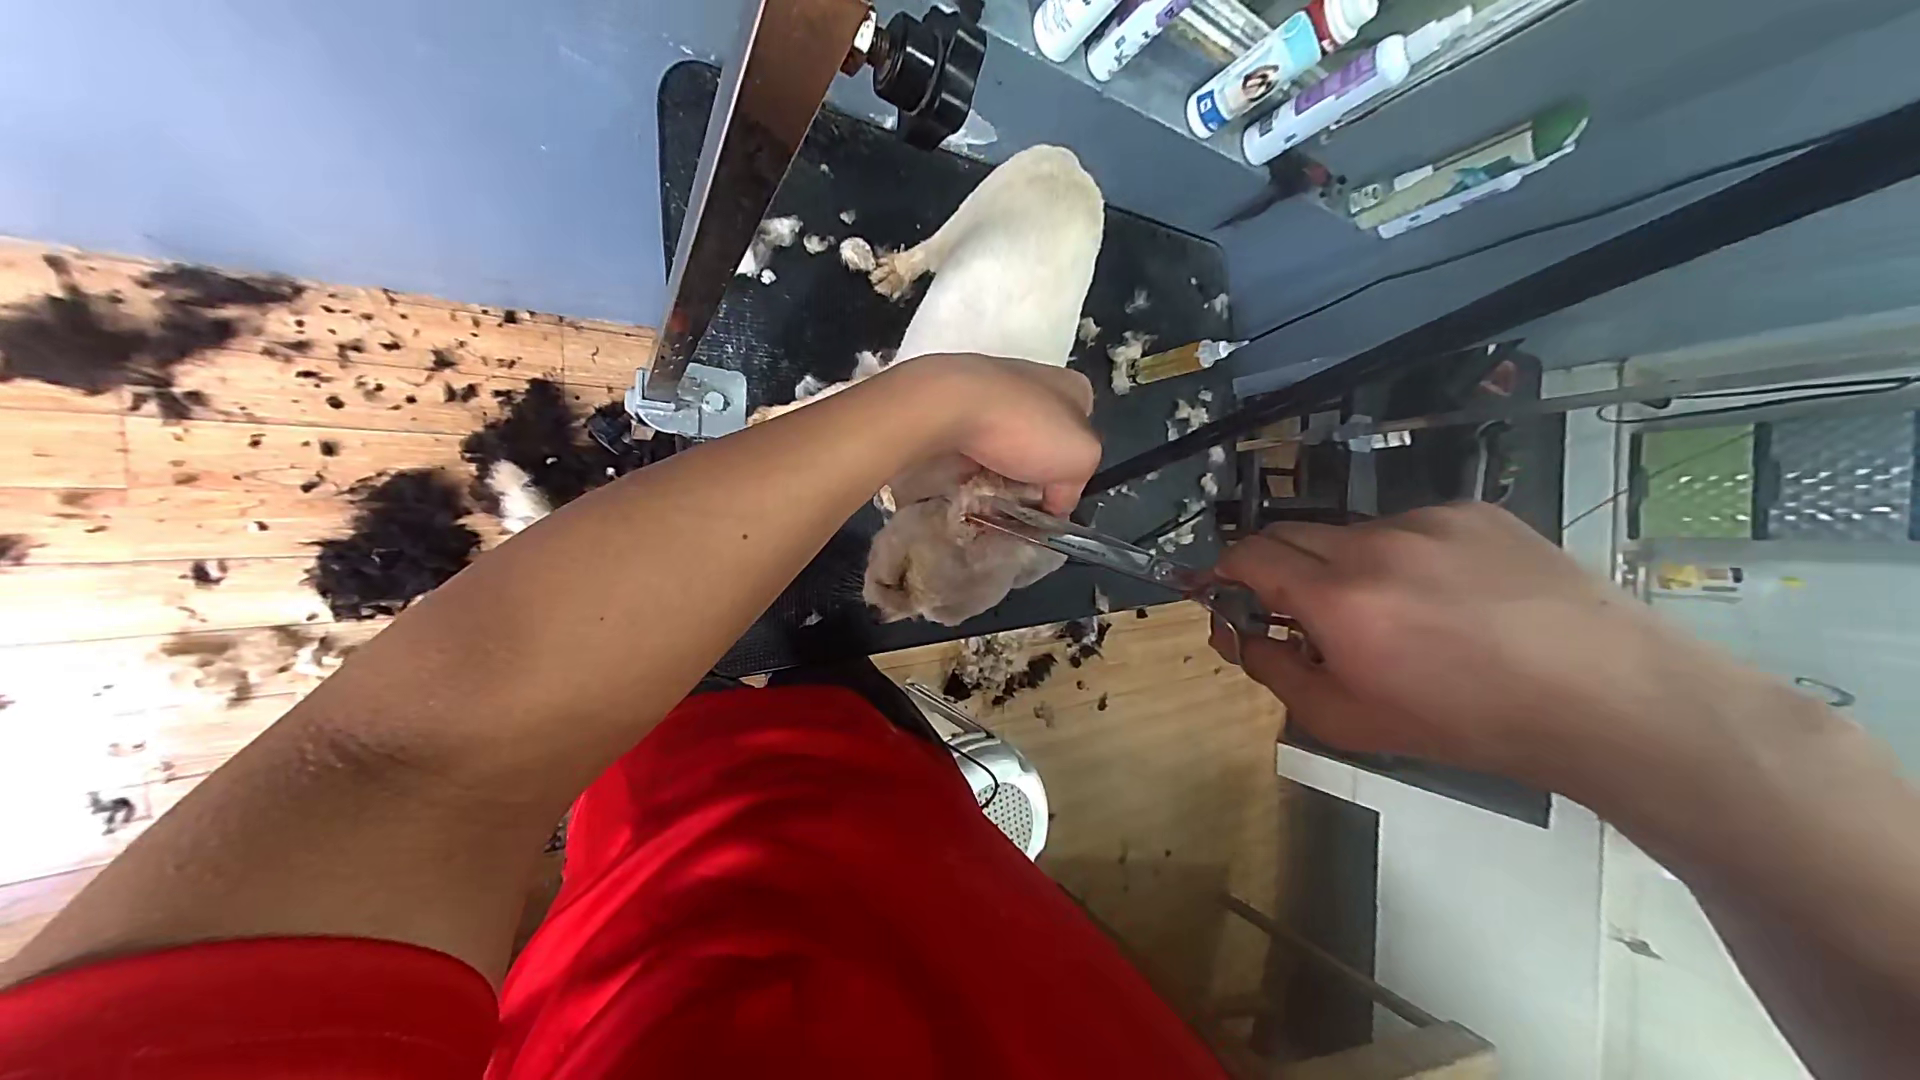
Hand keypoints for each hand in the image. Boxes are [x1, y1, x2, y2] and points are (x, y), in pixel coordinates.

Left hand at [886, 354, 1100, 513]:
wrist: (948, 407)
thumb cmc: (1024, 426)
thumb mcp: (1080, 460)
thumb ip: (1076, 483)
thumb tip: (1056, 502)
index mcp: (1072, 388)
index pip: (1079, 438)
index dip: (1070, 473)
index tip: (1053, 499)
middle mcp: (1033, 383)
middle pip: (1040, 443)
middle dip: (1031, 475)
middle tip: (1021, 503)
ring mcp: (991, 392)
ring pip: (1002, 446)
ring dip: (997, 474)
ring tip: (989, 498)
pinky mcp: (955, 405)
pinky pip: (969, 446)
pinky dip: (968, 466)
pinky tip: (964, 483)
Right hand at [1211, 503, 1743, 787]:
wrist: (1609, 700)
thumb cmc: (1463, 723)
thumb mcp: (1345, 720)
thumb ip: (1271, 671)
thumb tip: (1236, 634)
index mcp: (1337, 599)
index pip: (1248, 555)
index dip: (1224, 569)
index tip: (1224, 588)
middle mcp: (1372, 543)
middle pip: (1287, 533)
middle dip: (1274, 567)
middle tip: (1297, 608)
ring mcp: (1426, 519)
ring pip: (1348, 532)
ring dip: (1342, 564)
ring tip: (1392, 610)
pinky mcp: (1472, 510)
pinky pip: (1408, 526)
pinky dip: (1401, 555)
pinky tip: (1446, 594)